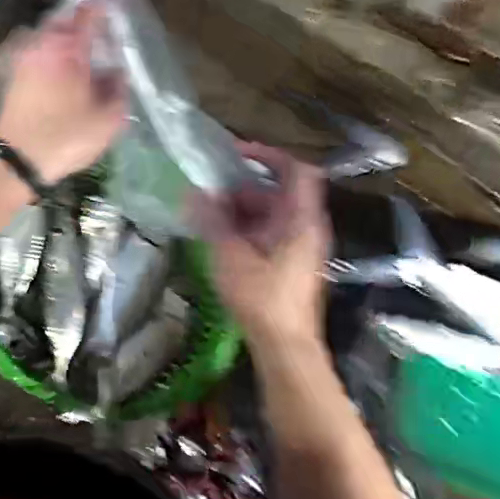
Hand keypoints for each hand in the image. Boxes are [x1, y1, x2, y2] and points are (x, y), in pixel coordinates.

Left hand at [0, 4, 128, 182]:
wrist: (15, 161)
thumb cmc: (65, 138)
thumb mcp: (107, 120)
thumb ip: (118, 91)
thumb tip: (117, 73)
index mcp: (68, 50)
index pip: (87, 16)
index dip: (102, 8)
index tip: (114, 4)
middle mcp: (42, 47)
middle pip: (63, 22)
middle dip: (80, 20)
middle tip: (99, 28)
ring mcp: (23, 61)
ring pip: (47, 38)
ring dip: (63, 38)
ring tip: (83, 50)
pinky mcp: (13, 78)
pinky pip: (37, 54)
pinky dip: (50, 55)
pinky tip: (62, 70)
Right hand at [200, 144, 330, 358]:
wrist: (285, 346)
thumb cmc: (261, 297)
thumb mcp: (230, 254)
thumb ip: (212, 219)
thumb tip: (193, 191)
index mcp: (301, 219)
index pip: (297, 170)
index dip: (268, 155)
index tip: (235, 153)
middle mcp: (306, 228)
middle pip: (278, 191)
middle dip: (242, 187)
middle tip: (209, 191)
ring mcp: (300, 246)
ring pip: (271, 213)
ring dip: (240, 208)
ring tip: (207, 214)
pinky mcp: (290, 263)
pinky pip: (268, 231)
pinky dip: (245, 226)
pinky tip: (218, 237)